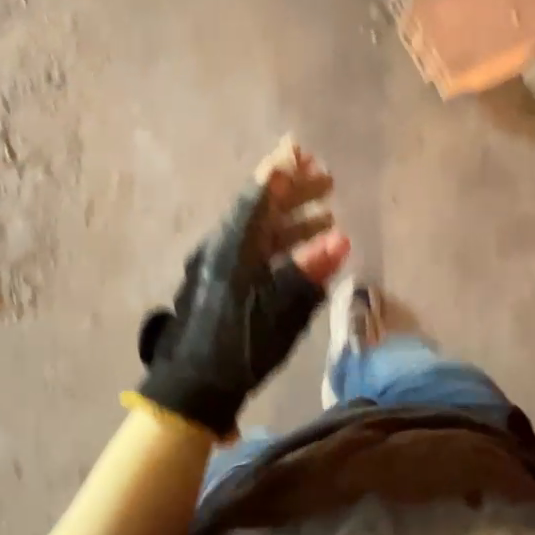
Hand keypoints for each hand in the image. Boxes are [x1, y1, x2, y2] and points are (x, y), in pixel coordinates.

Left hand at [137, 139, 350, 435]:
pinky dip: (283, 244)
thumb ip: (308, 271)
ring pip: (261, 230)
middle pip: (261, 208)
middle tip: (327, 177)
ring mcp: (222, 267)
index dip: (281, 171)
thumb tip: (340, 238)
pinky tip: (306, 252)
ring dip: (292, 218)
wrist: (194, 385)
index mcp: (234, 245)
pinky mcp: (224, 286)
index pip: (259, 195)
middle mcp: (225, 247)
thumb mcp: (280, 309)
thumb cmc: (239, 343)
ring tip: (327, 212)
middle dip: (293, 191)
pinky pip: (258, 251)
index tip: (299, 148)